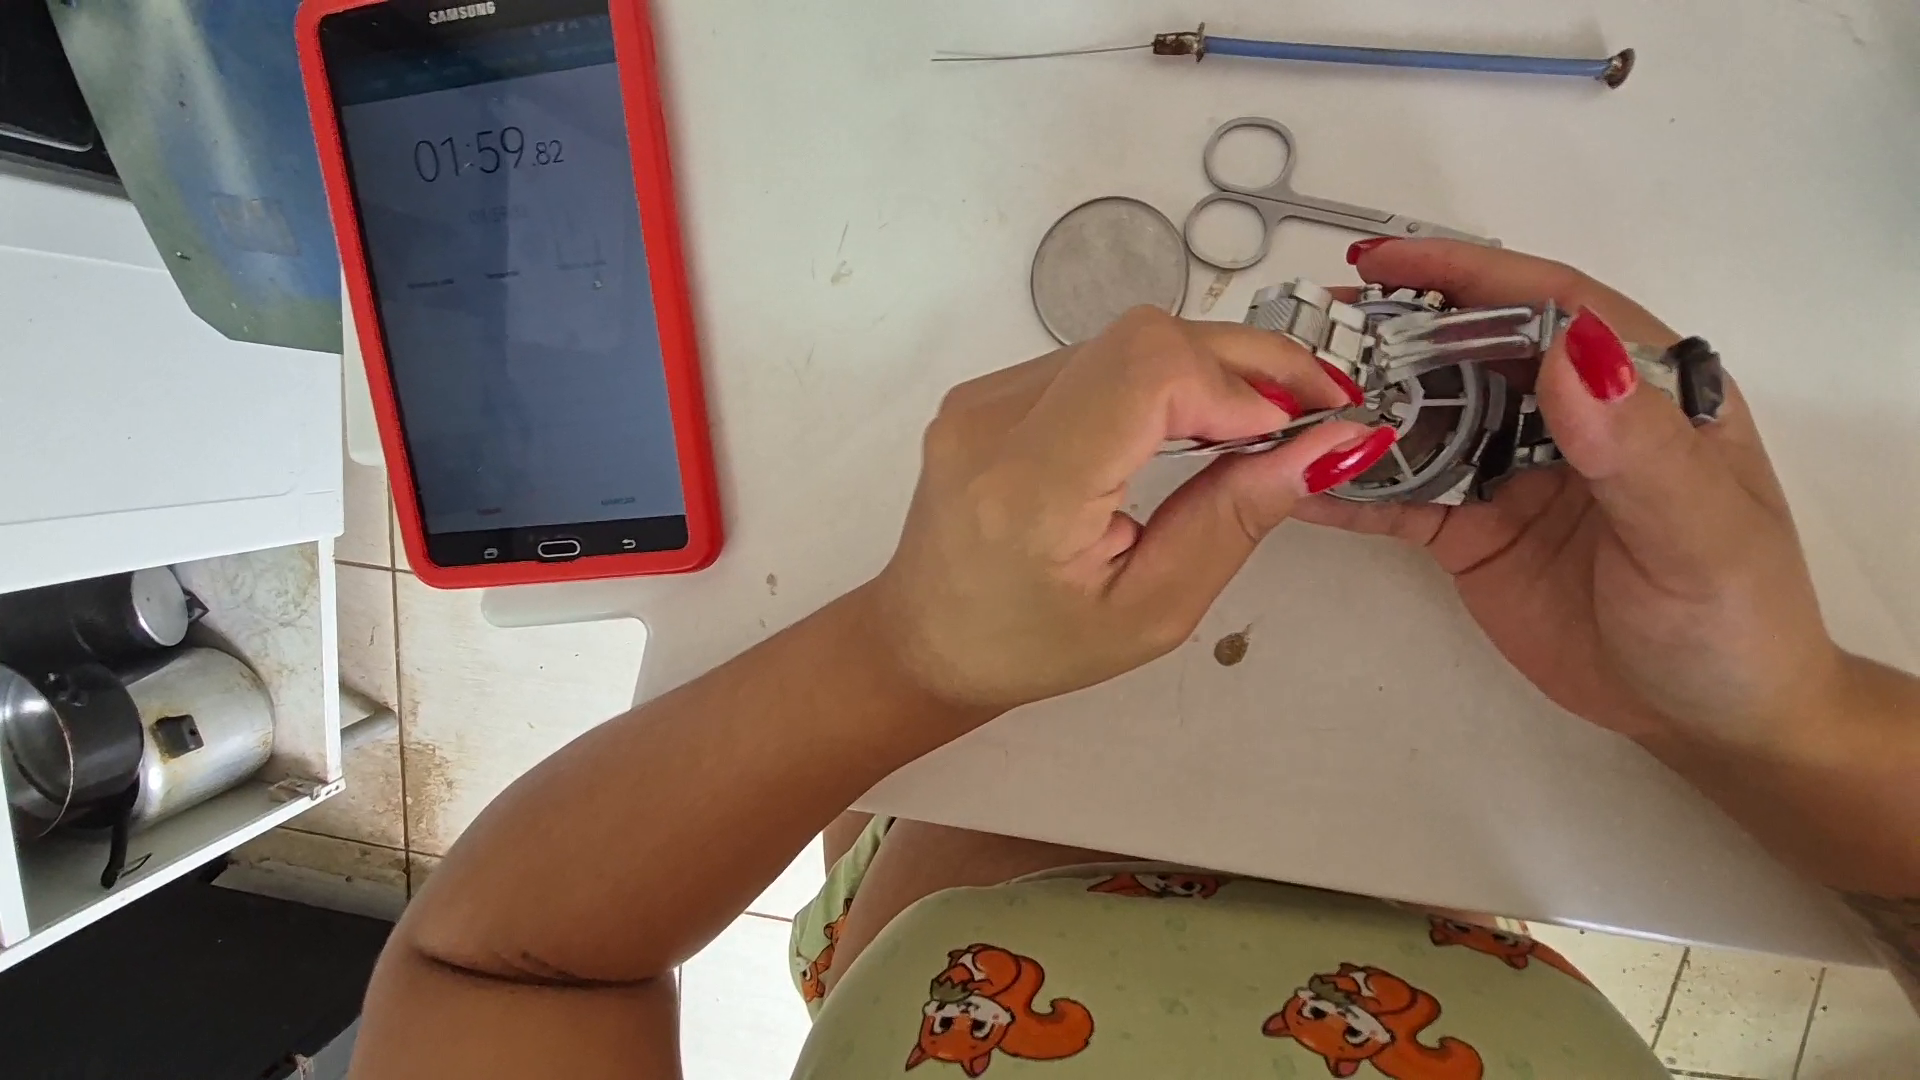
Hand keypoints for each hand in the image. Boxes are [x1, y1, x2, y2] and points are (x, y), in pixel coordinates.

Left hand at [867, 307, 1395, 713]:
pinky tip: (1182, 423)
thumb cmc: (1033, 648)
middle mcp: (991, 423)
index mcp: (1029, 488)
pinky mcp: (982, 395)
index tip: (1294, 427)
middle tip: (1307, 410)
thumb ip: (1232, 520)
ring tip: (1252, 422)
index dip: (1237, 381)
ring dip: (1200, 370)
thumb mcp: (1150, 611)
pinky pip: (1088, 360)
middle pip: (1140, 339)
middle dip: (1241, 363)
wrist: (929, 638)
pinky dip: (1150, 381)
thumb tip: (1324, 446)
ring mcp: (979, 400)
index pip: (1146, 371)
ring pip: (1119, 343)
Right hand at [1300, 240, 1842, 745]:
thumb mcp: (1698, 534)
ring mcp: (1502, 473)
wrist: (1694, 713)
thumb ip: (1635, 449)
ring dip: (1356, 412)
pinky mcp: (1461, 527)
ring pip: (1418, 424)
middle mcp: (1558, 420)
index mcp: (1634, 393)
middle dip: (1389, 337)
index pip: (1548, 309)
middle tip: (1310, 333)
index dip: (1467, 276)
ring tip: (1287, 401)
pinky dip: (1345, 493)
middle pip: (1464, 357)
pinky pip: (1393, 500)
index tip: (1384, 265)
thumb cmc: (1726, 619)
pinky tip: (1297, 486)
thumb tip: (1569, 349)